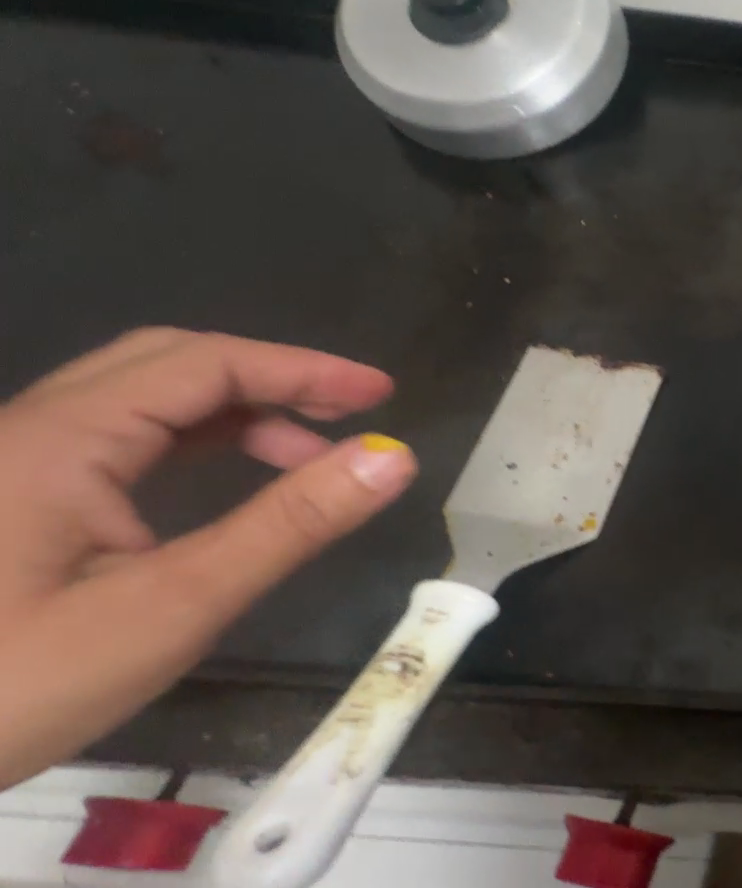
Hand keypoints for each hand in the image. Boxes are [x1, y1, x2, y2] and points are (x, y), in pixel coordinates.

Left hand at [0, 329, 416, 786]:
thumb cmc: (9, 687)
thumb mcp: (172, 607)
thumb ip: (289, 523)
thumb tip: (394, 458)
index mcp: (55, 442)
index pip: (206, 364)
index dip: (305, 369)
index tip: (383, 394)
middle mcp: (24, 434)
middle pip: (169, 362)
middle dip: (272, 378)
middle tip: (351, 411)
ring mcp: (8, 468)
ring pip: (139, 398)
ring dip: (236, 410)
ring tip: (307, 455)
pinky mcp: (5, 503)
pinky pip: (113, 438)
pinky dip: (191, 439)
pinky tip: (225, 479)